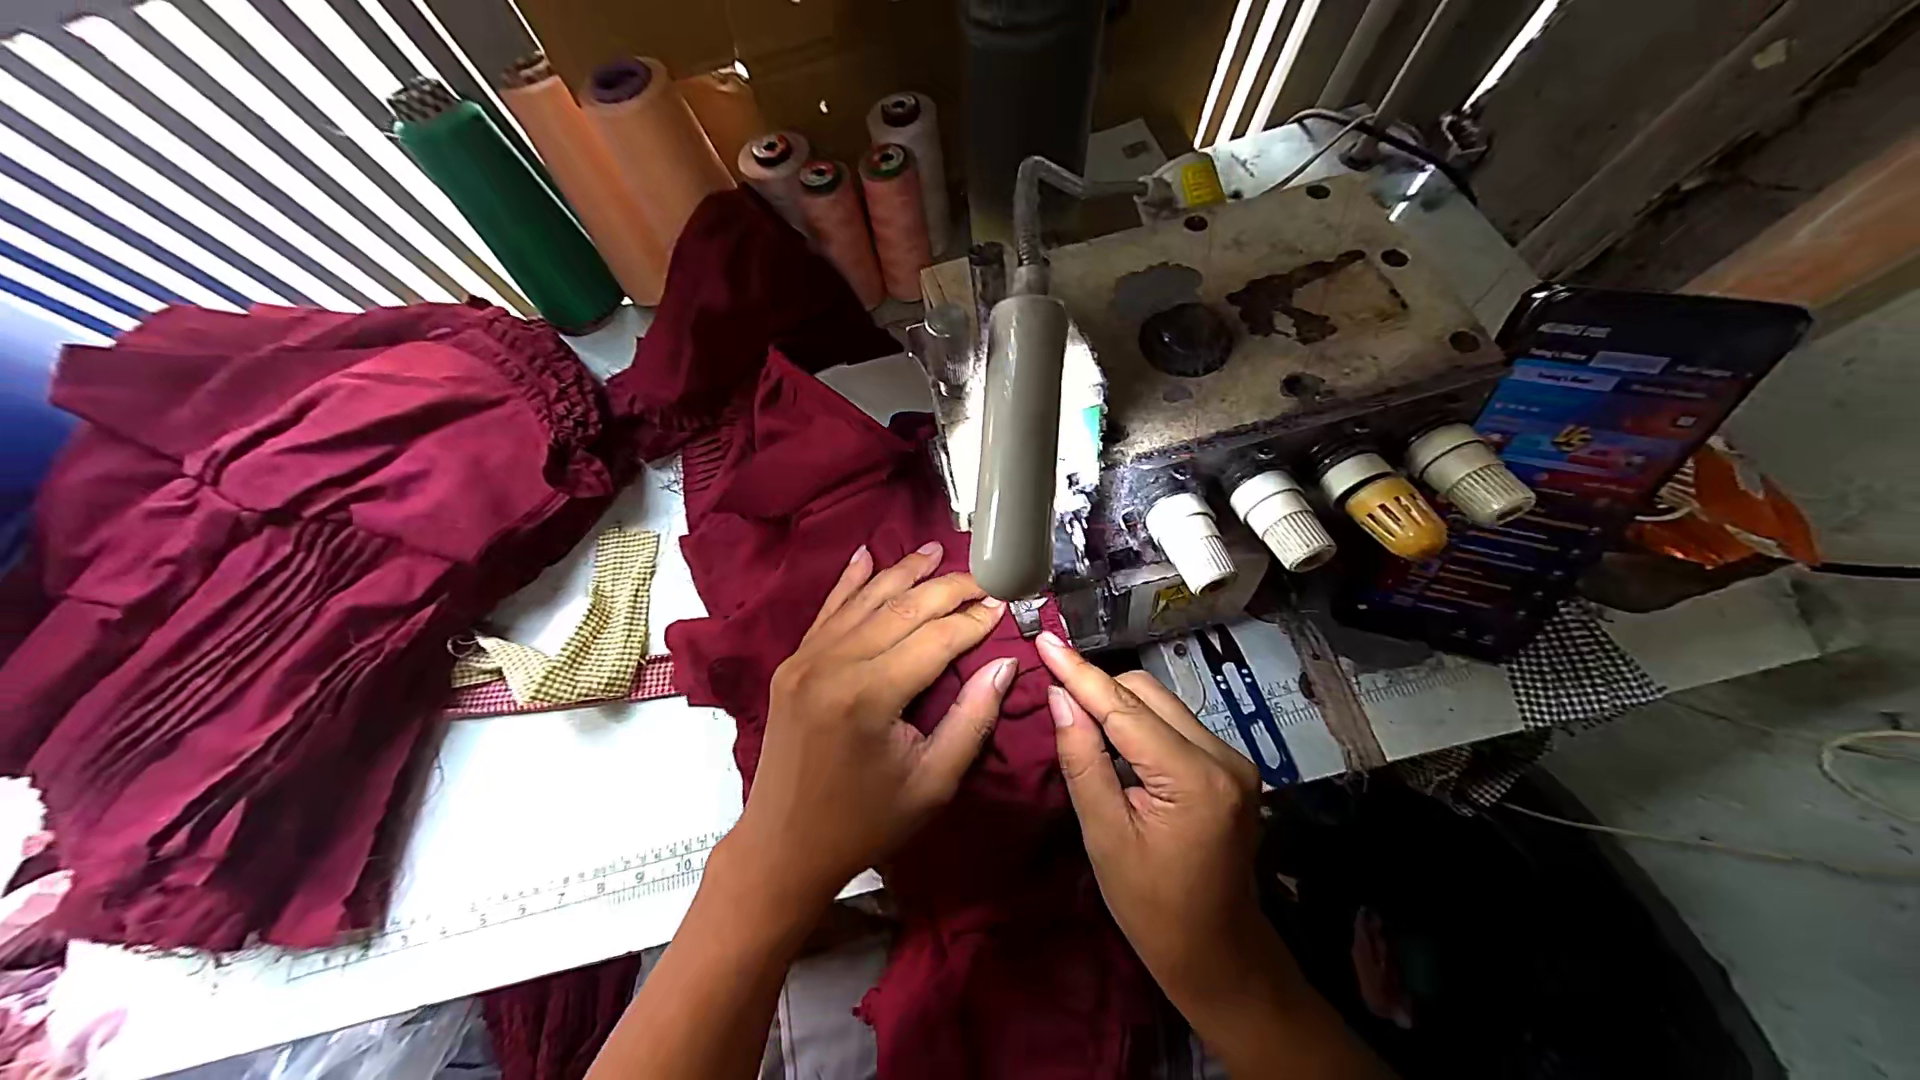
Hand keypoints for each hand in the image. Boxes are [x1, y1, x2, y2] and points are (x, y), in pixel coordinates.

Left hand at [727, 541, 1014, 903]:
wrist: (783, 846)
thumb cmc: (863, 823)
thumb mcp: (932, 782)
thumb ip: (972, 719)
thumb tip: (1004, 666)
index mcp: (867, 696)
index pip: (936, 639)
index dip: (975, 620)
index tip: (1004, 606)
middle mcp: (831, 665)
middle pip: (903, 608)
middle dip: (948, 588)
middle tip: (983, 579)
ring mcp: (805, 660)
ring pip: (865, 600)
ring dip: (904, 573)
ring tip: (936, 551)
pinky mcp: (792, 663)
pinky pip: (828, 611)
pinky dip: (850, 582)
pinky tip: (866, 556)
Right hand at [1037, 630, 1268, 1010]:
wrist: (1217, 952)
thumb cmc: (1152, 907)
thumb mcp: (1104, 835)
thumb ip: (1082, 759)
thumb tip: (1060, 697)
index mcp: (1193, 778)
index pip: (1124, 707)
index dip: (1079, 672)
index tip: (1044, 640)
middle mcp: (1223, 756)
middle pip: (1146, 692)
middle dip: (1097, 688)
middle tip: (1054, 696)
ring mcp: (1232, 758)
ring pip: (1161, 702)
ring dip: (1117, 703)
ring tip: (1079, 720)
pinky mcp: (1229, 764)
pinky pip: (1173, 722)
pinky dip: (1138, 722)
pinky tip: (1115, 742)